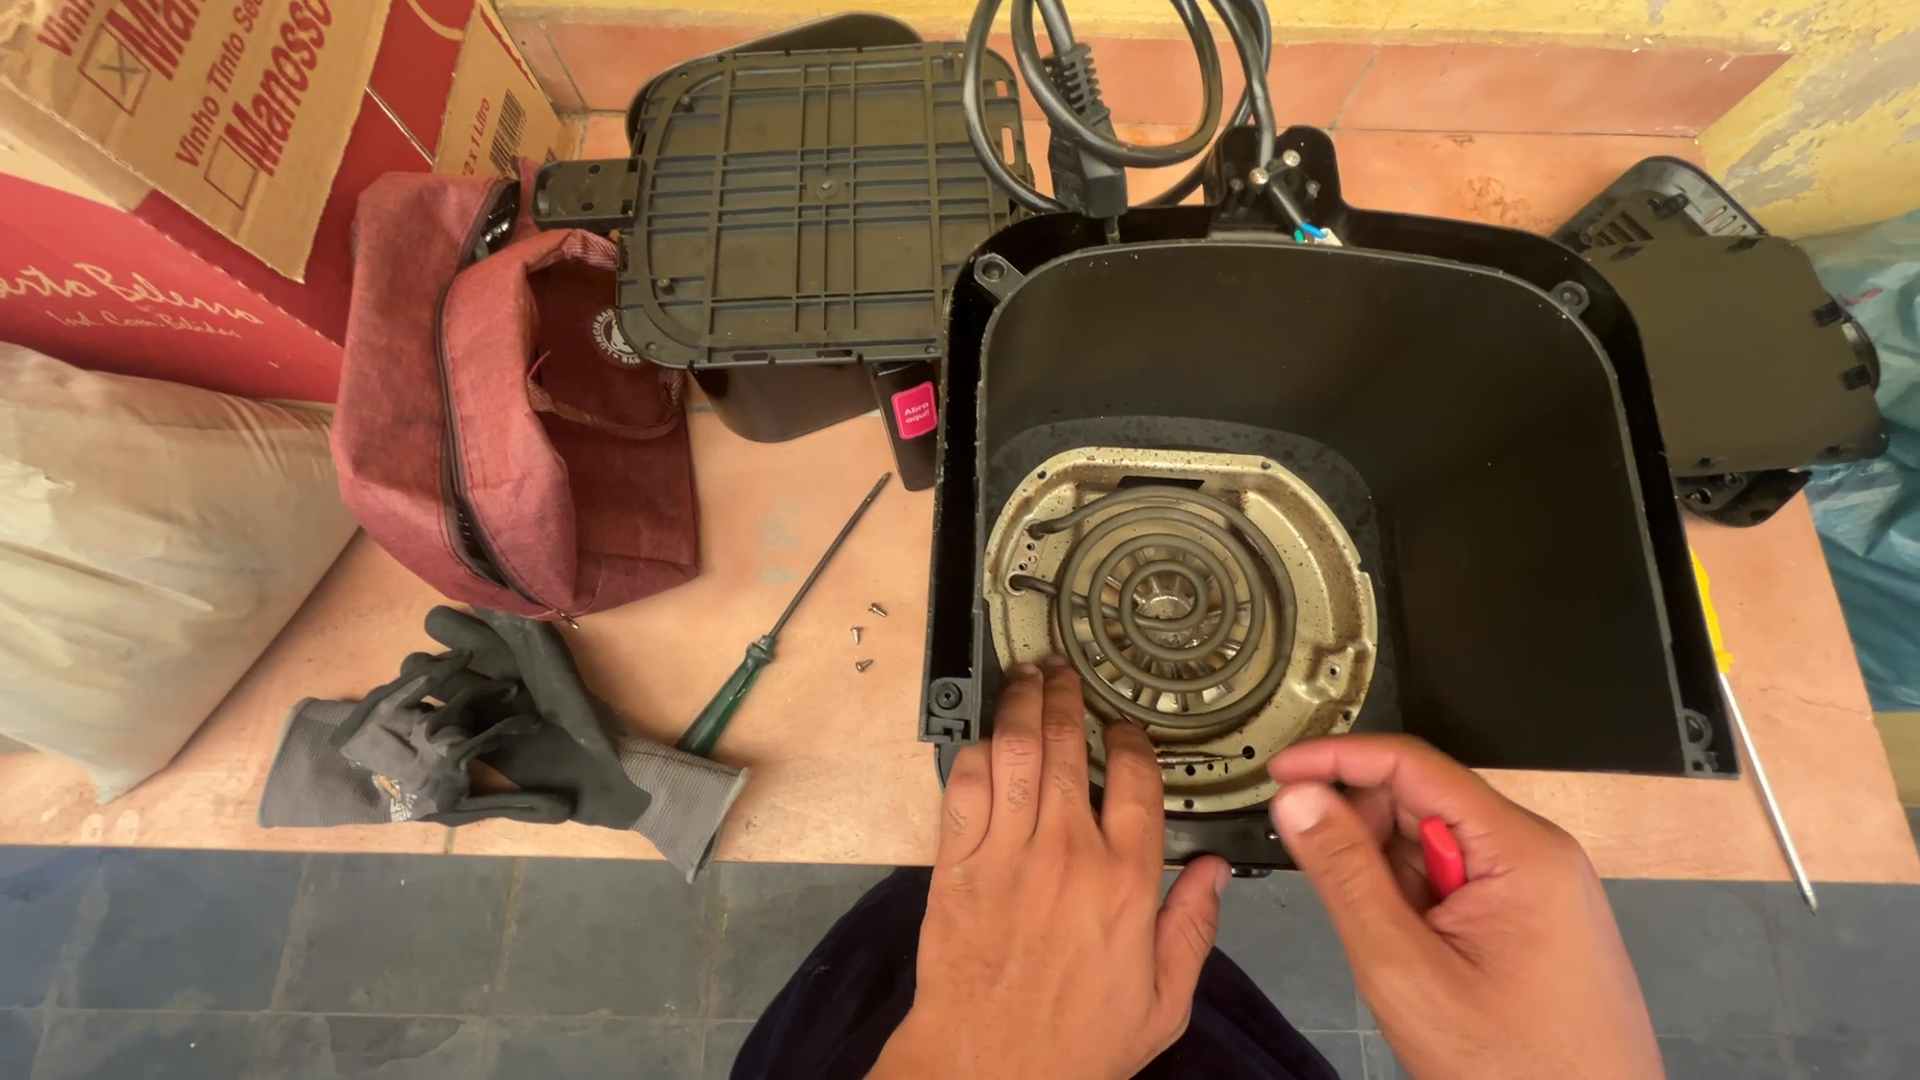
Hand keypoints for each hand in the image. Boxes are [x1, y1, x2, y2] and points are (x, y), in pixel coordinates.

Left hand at [872, 658, 1230, 1079]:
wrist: (988, 1069)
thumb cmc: (1076, 1040)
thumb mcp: (1163, 1001)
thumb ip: (1195, 928)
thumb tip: (1217, 870)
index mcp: (1124, 882)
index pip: (1137, 780)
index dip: (1131, 740)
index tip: (1125, 729)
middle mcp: (1066, 852)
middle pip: (1070, 746)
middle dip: (1067, 697)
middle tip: (1064, 674)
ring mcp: (1007, 851)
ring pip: (1017, 750)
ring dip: (1021, 703)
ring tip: (1027, 676)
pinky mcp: (958, 859)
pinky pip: (965, 784)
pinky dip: (976, 750)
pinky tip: (986, 734)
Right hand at [1268, 735, 1661, 1079]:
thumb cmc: (1508, 1070)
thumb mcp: (1403, 967)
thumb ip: (1343, 872)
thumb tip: (1296, 797)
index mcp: (1518, 848)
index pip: (1408, 763)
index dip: (1334, 758)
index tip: (1278, 774)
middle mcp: (1532, 850)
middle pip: (1414, 798)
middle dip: (1360, 832)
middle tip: (1334, 888)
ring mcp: (1532, 881)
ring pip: (1423, 837)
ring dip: (1382, 871)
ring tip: (1385, 936)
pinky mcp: (1524, 909)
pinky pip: (1442, 872)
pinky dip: (1405, 895)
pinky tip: (1409, 945)